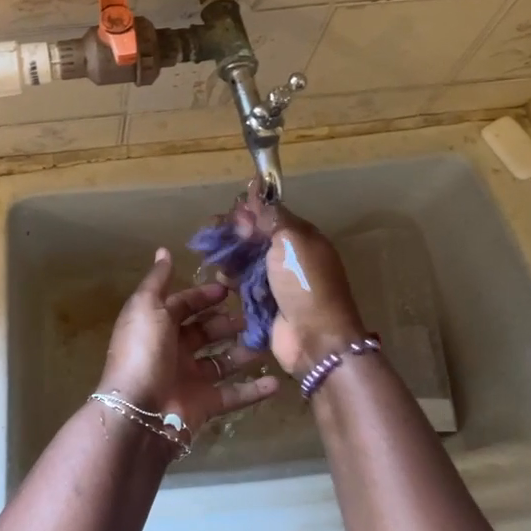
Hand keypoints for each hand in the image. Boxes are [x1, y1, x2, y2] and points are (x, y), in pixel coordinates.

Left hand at [95, 248, 281, 437]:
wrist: (140, 411)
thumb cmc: (143, 351)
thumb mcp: (146, 306)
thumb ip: (158, 280)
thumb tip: (163, 250)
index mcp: (157, 325)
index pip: (183, 305)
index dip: (203, 296)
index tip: (230, 288)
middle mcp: (173, 349)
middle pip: (205, 331)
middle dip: (228, 322)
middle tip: (256, 313)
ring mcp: (190, 378)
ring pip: (222, 361)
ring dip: (245, 351)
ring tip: (269, 340)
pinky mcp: (205, 405)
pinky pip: (234, 395)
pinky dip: (254, 390)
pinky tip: (277, 383)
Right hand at [229, 194, 367, 375]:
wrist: (317, 340)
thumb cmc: (305, 284)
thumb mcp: (292, 240)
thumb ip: (272, 215)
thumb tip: (256, 190)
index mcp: (301, 237)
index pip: (270, 214)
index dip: (250, 211)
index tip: (233, 214)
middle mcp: (288, 255)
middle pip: (254, 235)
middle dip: (233, 232)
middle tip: (213, 234)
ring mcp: (275, 280)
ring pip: (245, 258)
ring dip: (229, 254)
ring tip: (213, 255)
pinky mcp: (263, 302)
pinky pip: (242, 282)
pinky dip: (230, 278)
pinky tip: (222, 277)